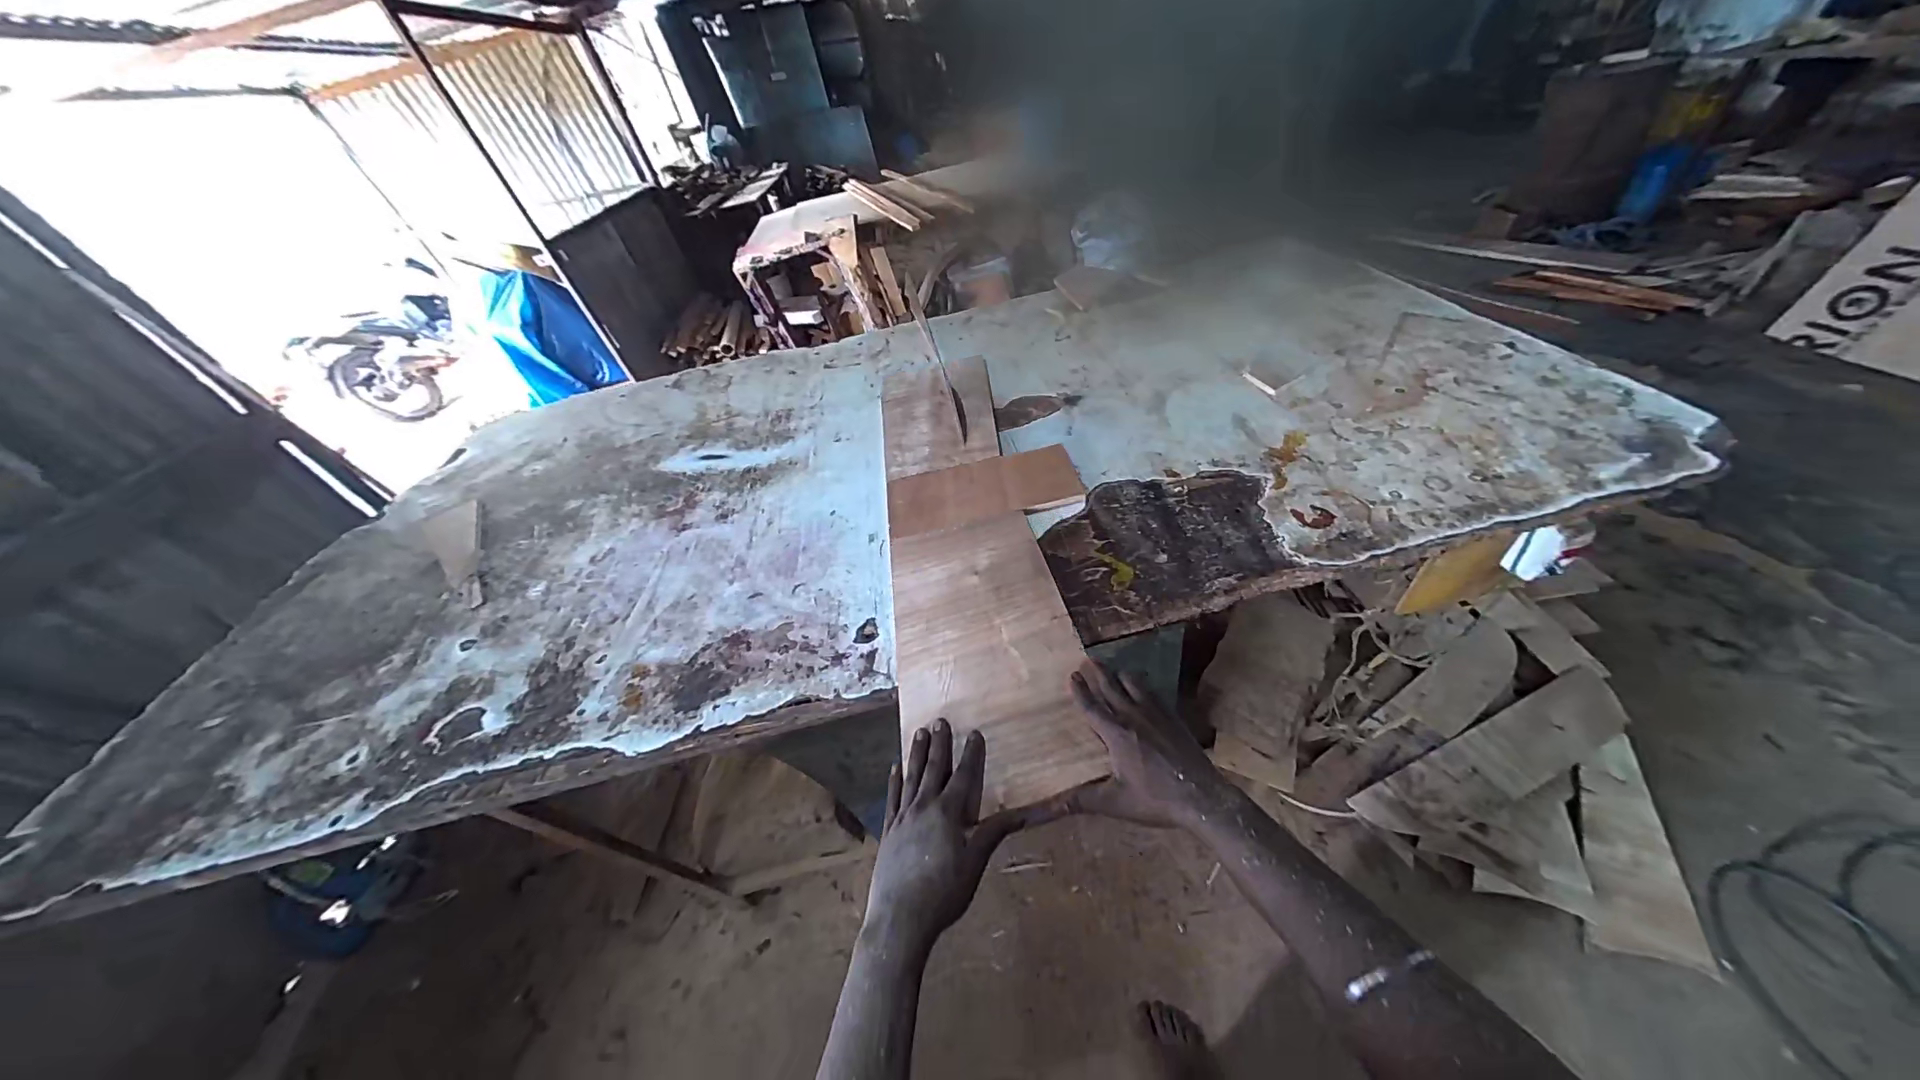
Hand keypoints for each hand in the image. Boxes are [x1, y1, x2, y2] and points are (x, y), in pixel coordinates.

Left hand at [862, 720, 1021, 954]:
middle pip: (933, 769)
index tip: (974, 733)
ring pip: (911, 777)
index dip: (970, 754)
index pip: (963, 776)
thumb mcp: (974, 864)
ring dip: (916, 754)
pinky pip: (892, 798)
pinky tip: (894, 768)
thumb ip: (992, 834)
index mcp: (947, 813)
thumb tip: (1020, 813)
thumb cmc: (943, 893)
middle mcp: (923, 807)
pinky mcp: (889, 831)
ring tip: (919, 732)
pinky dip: (894, 781)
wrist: (899, 919)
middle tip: (940, 720)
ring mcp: (903, 818)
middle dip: (939, 744)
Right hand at [1047, 660, 1236, 830]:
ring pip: (1135, 685)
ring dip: (1121, 675)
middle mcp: (1134, 717)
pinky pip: (1154, 693)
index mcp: (1116, 735)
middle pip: (1112, 688)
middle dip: (1099, 673)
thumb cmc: (1156, 800)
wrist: (1203, 798)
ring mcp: (1157, 715)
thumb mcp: (1115, 803)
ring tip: (1114, 669)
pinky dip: (1144, 685)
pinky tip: (1145, 687)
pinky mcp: (1174, 718)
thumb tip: (1052, 806)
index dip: (1080, 691)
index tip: (1072, 675)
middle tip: (1089, 660)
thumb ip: (1083, 800)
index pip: (1092, 707)